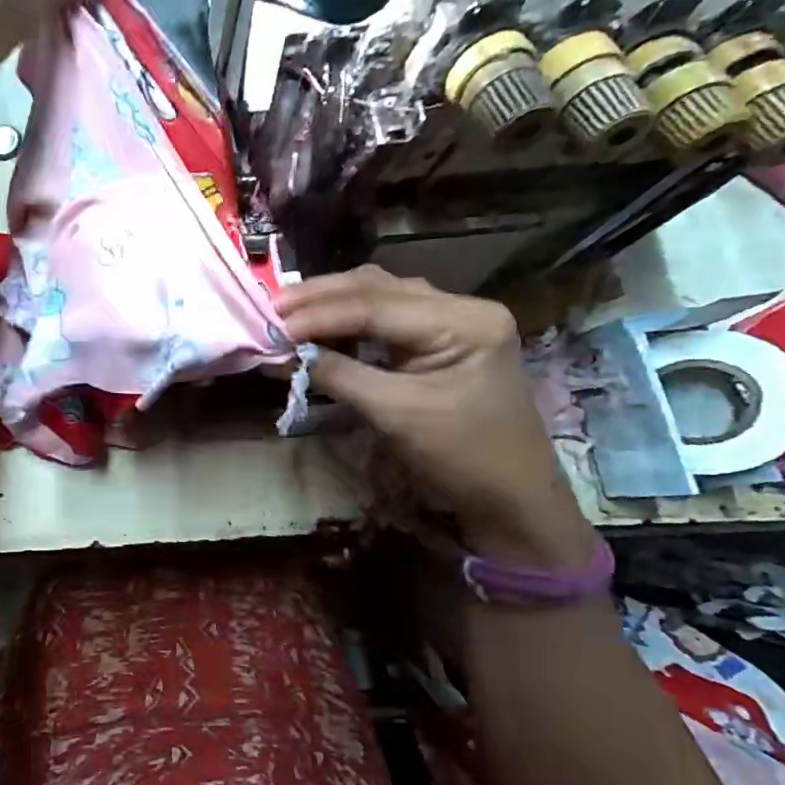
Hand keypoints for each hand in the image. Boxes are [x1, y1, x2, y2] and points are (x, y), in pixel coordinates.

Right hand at [277, 266, 600, 570]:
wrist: (510, 497)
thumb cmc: (461, 458)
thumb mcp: (395, 415)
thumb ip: (339, 375)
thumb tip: (283, 354)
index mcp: (465, 321)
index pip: (378, 305)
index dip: (321, 314)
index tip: (274, 325)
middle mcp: (462, 308)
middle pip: (380, 288)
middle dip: (323, 297)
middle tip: (274, 308)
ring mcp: (454, 322)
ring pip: (382, 297)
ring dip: (334, 304)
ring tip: (289, 314)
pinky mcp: (442, 340)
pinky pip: (389, 319)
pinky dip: (351, 323)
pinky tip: (322, 328)